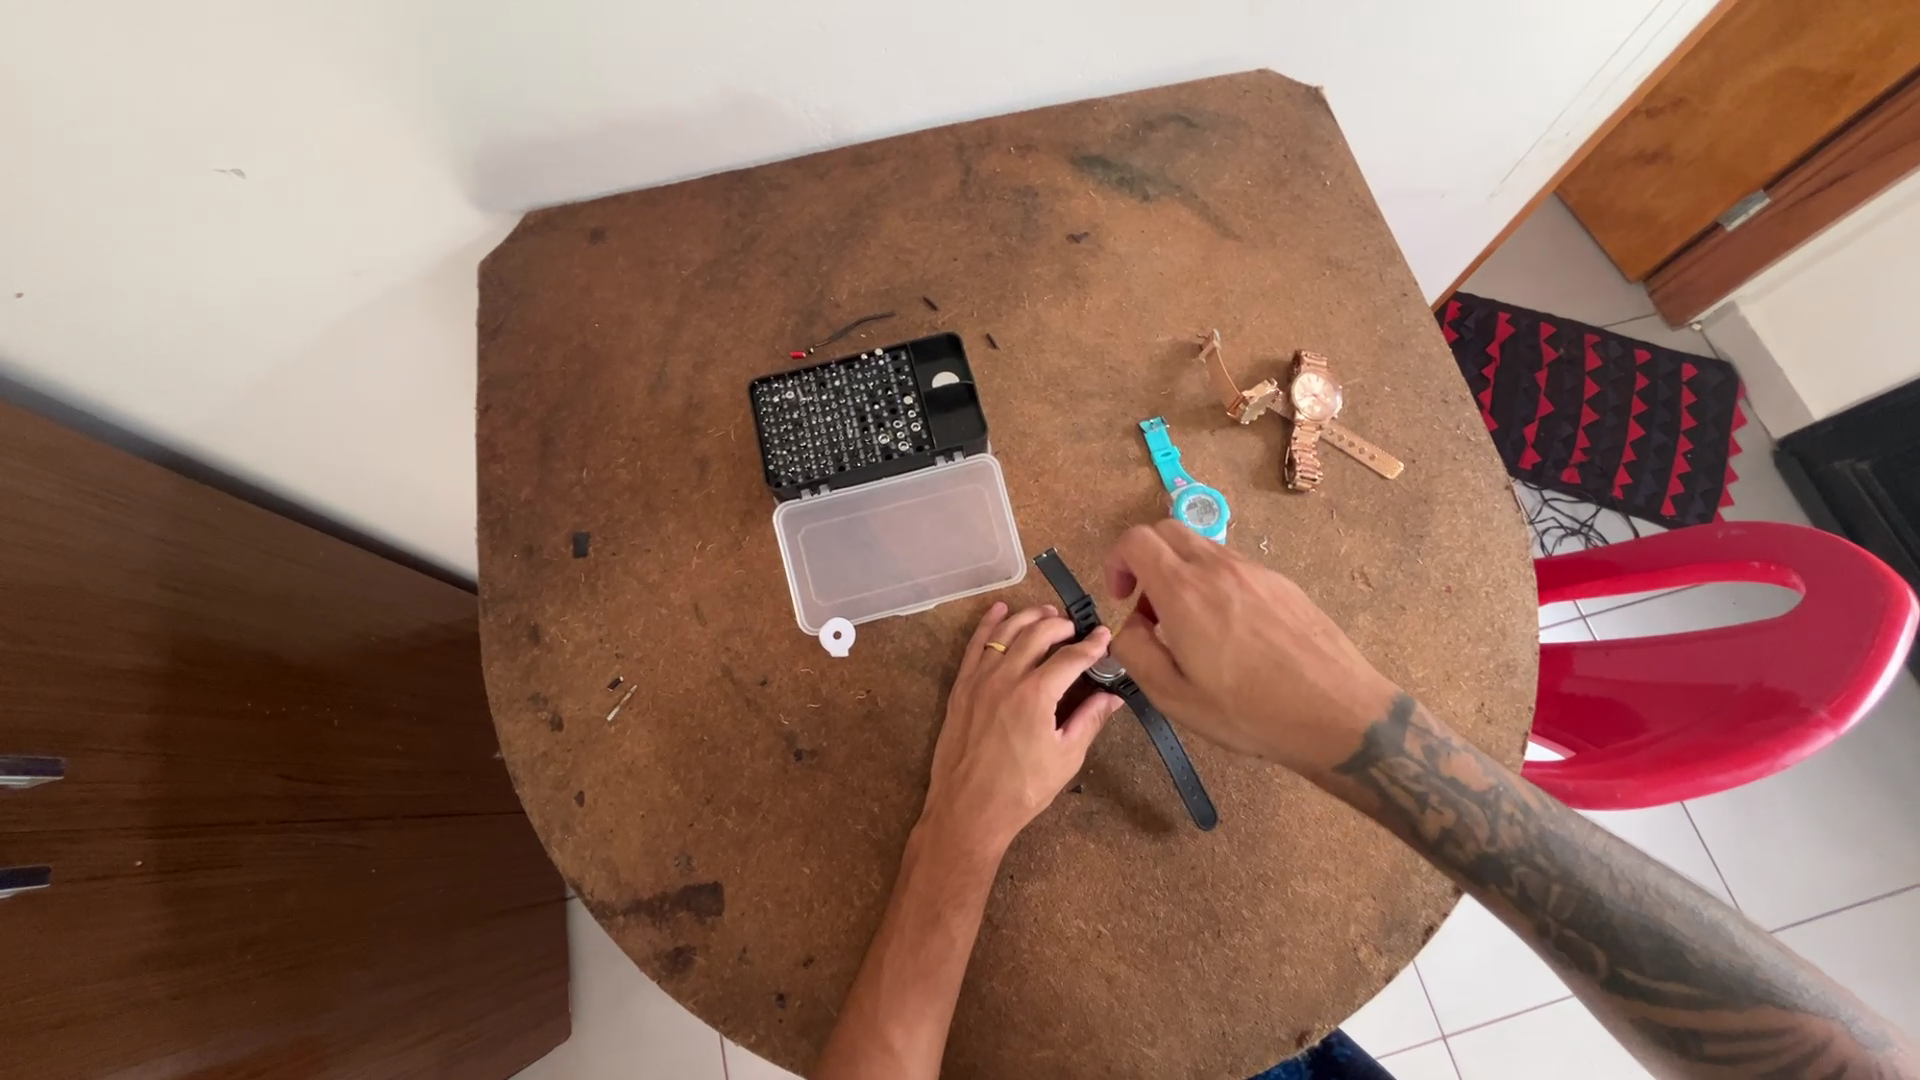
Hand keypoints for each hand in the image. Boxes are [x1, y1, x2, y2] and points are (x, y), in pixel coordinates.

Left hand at [919, 602, 1122, 857]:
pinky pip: (975, 645)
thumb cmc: (1022, 790)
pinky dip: (989, 623)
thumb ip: (1090, 720)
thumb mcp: (1066, 758)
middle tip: (1077, 628)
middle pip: (1038, 634)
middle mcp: (1006, 677)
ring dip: (1029, 617)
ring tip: (1047, 613)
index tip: (1105, 637)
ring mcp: (979, 679)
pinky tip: (999, 610)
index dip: (1092, 645)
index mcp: (1036, 694)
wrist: (968, 810)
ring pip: (1006, 632)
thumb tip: (1114, 696)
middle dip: (1061, 625)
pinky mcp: (961, 686)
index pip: (1071, 657)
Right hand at [1103, 520, 1399, 776]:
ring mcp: (1255, 571)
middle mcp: (1218, 568)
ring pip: (1202, 548)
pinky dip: (1214, 583)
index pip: (1136, 540)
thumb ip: (1134, 651)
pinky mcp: (1282, 583)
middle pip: (1167, 531)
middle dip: (1146, 560)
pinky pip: (1233, 567)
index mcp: (1184, 591)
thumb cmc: (1249, 711)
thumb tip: (1130, 624)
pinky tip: (1231, 632)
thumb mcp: (1172, 696)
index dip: (1117, 561)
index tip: (1122, 597)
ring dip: (1181, 573)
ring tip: (1191, 626)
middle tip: (1149, 607)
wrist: (1338, 713)